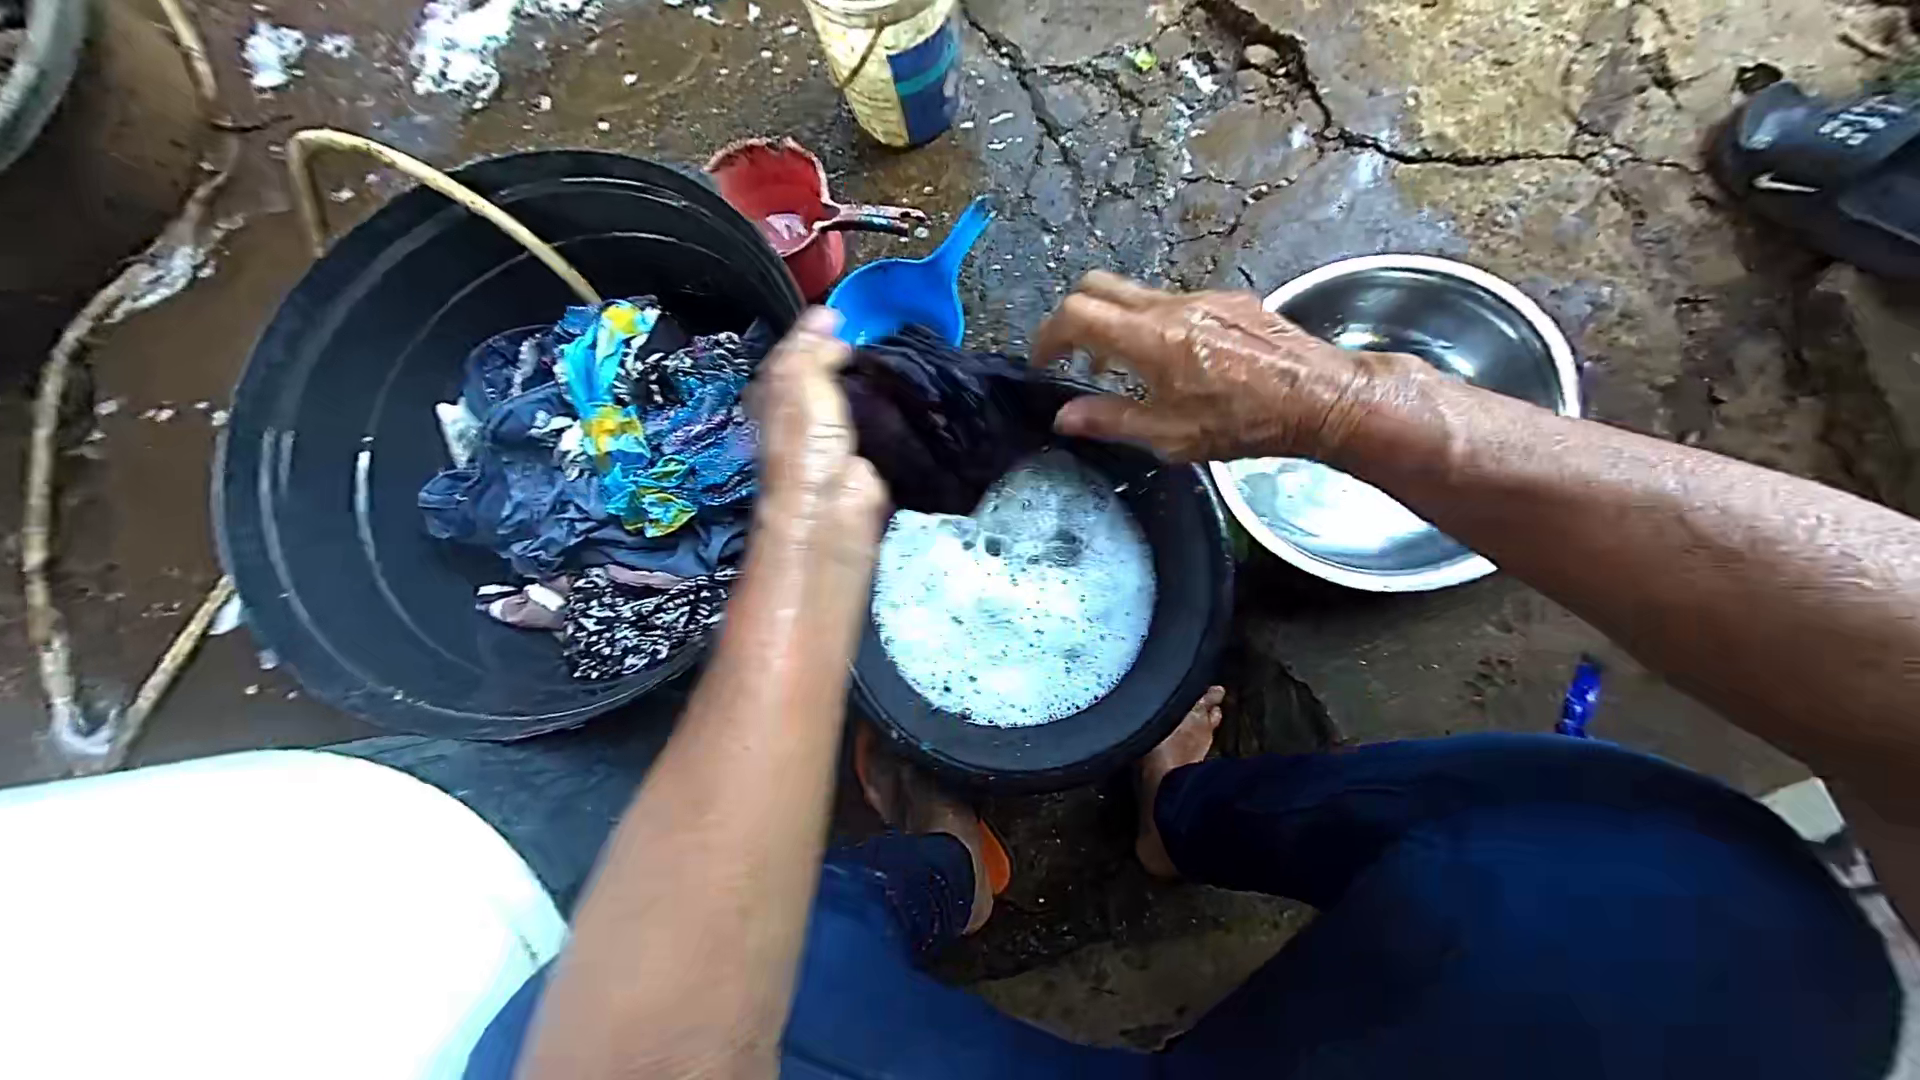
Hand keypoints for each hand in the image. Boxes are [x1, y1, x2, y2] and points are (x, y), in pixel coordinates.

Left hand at [749, 309, 889, 564]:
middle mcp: (802, 418)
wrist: (834, 505)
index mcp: (777, 398)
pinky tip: (902, 394)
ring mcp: (833, 439)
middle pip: (822, 377)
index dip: (811, 336)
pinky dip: (888, 409)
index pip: (791, 357)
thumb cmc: (807, 446)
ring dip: (868, 383)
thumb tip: (826, 316)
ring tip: (891, 359)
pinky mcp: (862, 457)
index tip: (840, 316)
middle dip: (844, 357)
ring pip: (850, 400)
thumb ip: (810, 349)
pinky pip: (875, 425)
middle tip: (871, 333)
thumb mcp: (800, 382)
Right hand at [1033, 272, 1436, 463]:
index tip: (1044, 362)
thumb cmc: (1242, 423)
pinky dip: (1147, 323)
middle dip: (1072, 318)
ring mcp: (1199, 297)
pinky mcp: (1224, 299)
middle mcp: (1170, 306)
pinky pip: (1169, 300)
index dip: (1048, 336)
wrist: (1319, 397)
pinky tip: (1166, 360)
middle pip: (1097, 286)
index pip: (1076, 315)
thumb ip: (1109, 420)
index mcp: (1150, 340)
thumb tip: (1064, 417)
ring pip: (1133, 292)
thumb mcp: (1168, 435)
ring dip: (1111, 322)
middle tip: (1073, 357)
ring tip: (1119, 367)